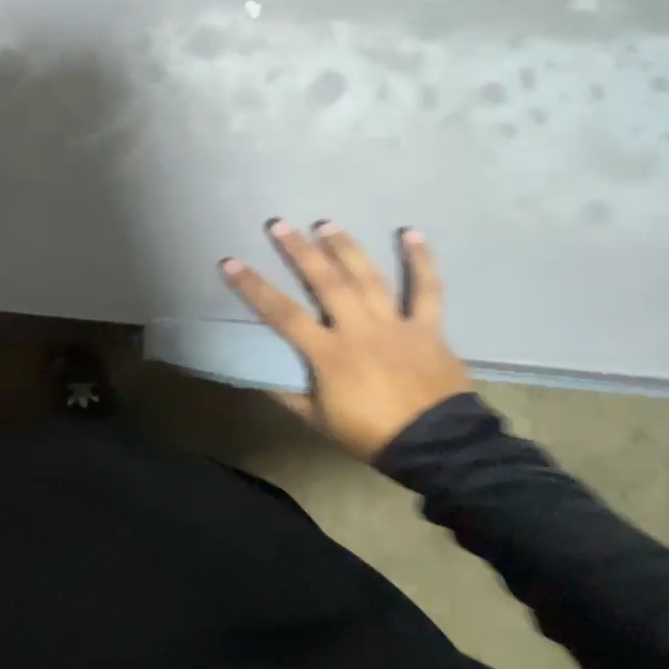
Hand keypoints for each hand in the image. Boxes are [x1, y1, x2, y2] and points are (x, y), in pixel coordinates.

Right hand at [219, 221, 470, 461]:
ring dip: (346, 248)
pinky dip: (421, 261)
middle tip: (280, 225)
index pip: (282, 313)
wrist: (437, 445)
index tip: (231, 262)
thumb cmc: (370, 433)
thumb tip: (259, 378)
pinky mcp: (428, 328)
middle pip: (326, 282)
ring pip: (368, 278)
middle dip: (300, 251)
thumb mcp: (317, 420)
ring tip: (326, 223)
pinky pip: (427, 290)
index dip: (254, 287)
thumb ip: (288, 395)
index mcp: (329, 354)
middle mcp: (359, 330)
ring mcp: (396, 325)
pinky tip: (411, 233)